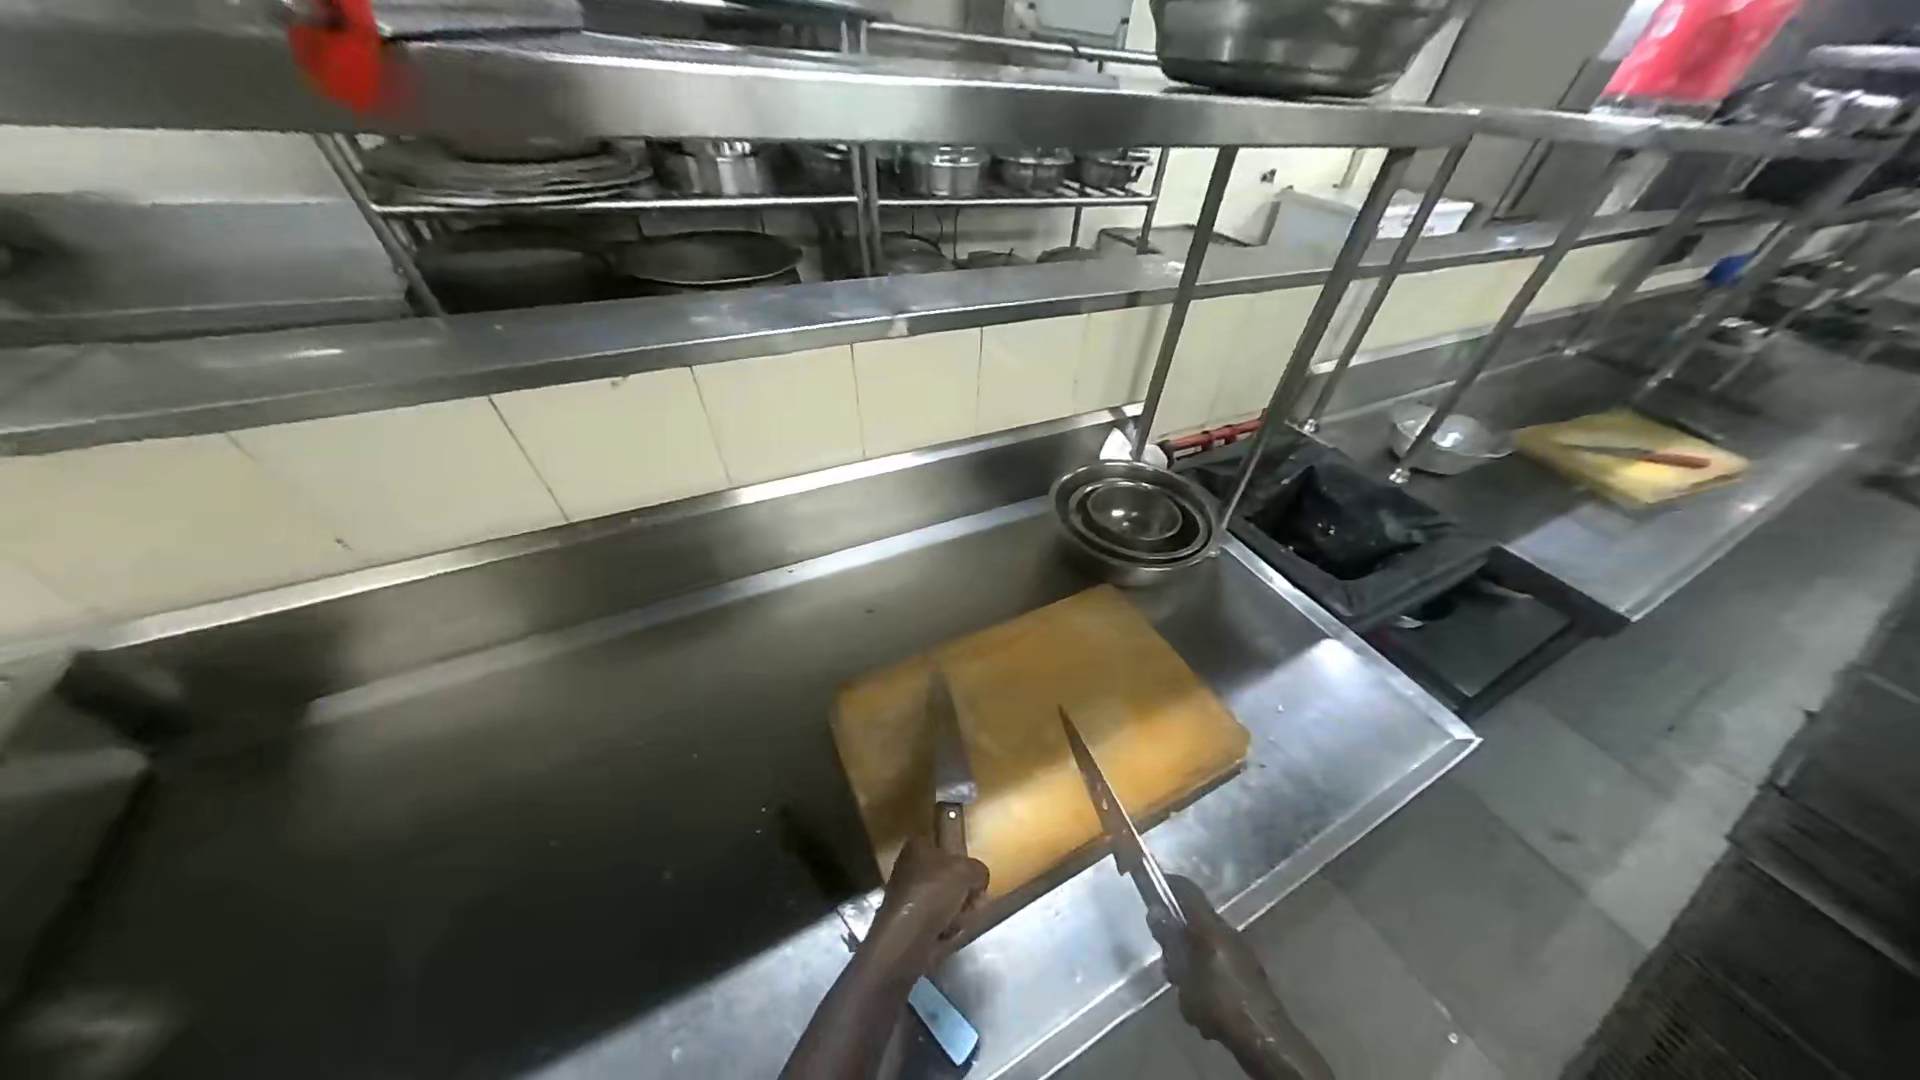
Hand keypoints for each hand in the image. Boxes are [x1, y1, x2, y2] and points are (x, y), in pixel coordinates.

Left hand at [872, 836, 989, 948]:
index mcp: (916, 846)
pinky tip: (949, 934)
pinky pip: (934, 922)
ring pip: (941, 901)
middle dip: (962, 891)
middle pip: (945, 876)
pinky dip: (944, 929)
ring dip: (956, 912)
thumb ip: (978, 870)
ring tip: (961, 920)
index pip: (944, 845)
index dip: (962, 860)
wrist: (907, 937)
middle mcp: (906, 867)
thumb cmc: (934, 892)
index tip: (973, 875)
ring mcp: (904, 896)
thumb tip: (979, 879)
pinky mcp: (905, 923)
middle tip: (974, 901)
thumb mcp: (967, 871)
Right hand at [1163, 876, 1331, 1079]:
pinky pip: (1218, 963)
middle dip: (1177, 936)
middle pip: (1194, 920)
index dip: (1169, 883)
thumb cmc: (1219, 1001)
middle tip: (1166, 958)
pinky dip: (1205, 974)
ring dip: (1191, 959)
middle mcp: (1227, 931)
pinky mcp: (1247, 973)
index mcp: (1209, 925)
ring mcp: (1240, 952)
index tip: (1154, 885)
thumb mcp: (1183, 972)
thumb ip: (1169, 941)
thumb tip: (1156, 911)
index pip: (1187, 890)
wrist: (1263, 1037)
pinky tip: (1201, 1000)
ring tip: (1183, 985)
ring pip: (1205, 944)